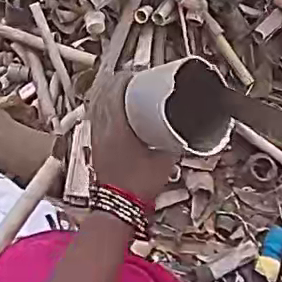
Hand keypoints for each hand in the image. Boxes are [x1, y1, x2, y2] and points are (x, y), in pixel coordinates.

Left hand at [83, 72, 177, 203]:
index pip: (115, 93)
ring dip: (108, 95)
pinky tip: (113, 111)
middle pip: (104, 96)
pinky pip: (96, 119)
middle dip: (116, 84)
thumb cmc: (139, 185)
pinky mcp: (95, 147)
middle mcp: (103, 130)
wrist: (118, 208)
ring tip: (122, 91)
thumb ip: (173, 143)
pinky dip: (103, 109)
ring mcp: (96, 138)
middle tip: (131, 79)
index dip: (123, 79)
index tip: (134, 73)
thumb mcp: (164, 161)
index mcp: (118, 128)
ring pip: (97, 107)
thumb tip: (186, 131)